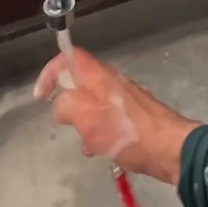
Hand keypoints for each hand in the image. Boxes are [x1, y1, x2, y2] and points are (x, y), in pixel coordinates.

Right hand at [34, 45, 199, 184]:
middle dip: (68, 104)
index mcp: (100, 75)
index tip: (40, 95)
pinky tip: (100, 150)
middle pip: (80, 82)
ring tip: (87, 143)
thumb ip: (67, 105)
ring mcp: (123, 98)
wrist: (167, 147)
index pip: (71, 56)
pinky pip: (106, 120)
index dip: (51, 69)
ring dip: (83, 123)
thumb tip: (60, 103)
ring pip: (92, 104)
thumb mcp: (88, 117)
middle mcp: (111, 81)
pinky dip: (97, 133)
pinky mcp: (132, 116)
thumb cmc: (126, 130)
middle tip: (67, 125)